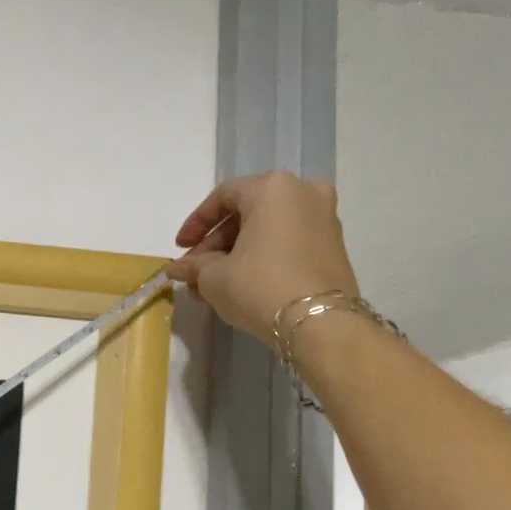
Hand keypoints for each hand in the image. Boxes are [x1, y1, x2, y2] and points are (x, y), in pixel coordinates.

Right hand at [166, 170, 358, 347]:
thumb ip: (193, 266)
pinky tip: (241, 284)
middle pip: (247, 213)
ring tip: (212, 284)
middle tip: (195, 271)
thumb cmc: (258, 285)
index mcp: (272, 188)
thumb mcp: (213, 277)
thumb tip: (178, 268)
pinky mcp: (333, 245)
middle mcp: (303, 192)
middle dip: (216, 244)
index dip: (195, 223)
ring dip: (236, 254)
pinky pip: (287, 242)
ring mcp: (324, 218)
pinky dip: (262, 257)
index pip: (223, 197)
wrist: (319, 321)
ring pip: (267, 230)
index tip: (180, 248)